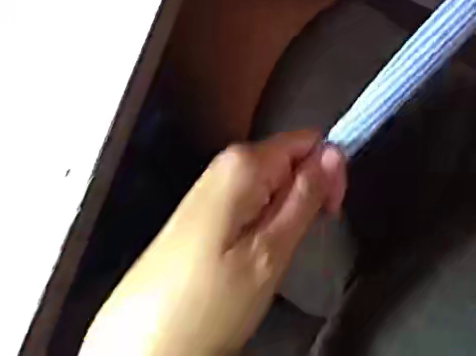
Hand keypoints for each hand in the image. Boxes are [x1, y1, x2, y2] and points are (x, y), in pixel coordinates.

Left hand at [82, 131, 346, 355]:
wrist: (141, 340)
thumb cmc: (207, 300)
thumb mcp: (270, 253)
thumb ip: (305, 197)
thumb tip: (335, 151)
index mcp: (244, 162)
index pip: (309, 139)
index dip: (329, 172)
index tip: (331, 213)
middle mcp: (226, 162)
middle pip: (290, 159)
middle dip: (307, 196)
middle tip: (297, 245)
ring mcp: (213, 186)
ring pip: (274, 184)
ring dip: (286, 215)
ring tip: (273, 259)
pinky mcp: (205, 210)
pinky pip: (253, 201)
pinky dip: (265, 225)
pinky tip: (254, 260)